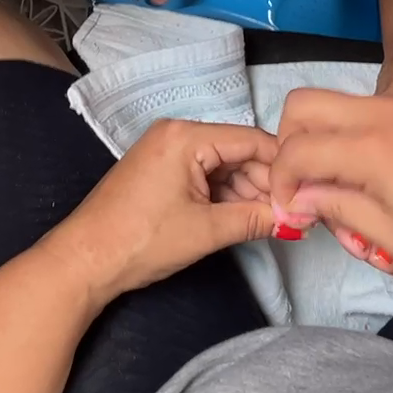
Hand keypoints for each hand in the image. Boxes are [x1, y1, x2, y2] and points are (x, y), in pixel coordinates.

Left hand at [40, 119, 279, 308]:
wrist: (84, 260)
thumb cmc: (141, 240)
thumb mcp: (206, 230)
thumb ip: (255, 219)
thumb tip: (293, 219)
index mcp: (186, 136)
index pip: (251, 140)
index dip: (282, 166)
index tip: (307, 191)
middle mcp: (177, 132)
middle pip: (237, 151)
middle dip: (265, 182)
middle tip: (294, 214)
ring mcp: (167, 149)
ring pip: (223, 164)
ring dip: (246, 190)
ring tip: (273, 220)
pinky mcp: (161, 168)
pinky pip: (204, 172)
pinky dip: (224, 193)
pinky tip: (244, 215)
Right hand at [269, 89, 392, 281]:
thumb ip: (337, 209)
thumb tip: (299, 199)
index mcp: (368, 147)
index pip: (295, 151)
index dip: (281, 182)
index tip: (292, 210)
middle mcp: (377, 112)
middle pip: (301, 105)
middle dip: (288, 144)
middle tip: (305, 183)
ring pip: (331, 101)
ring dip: (318, 134)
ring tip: (339, 179)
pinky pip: (362, 107)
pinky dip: (348, 131)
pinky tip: (375, 170)